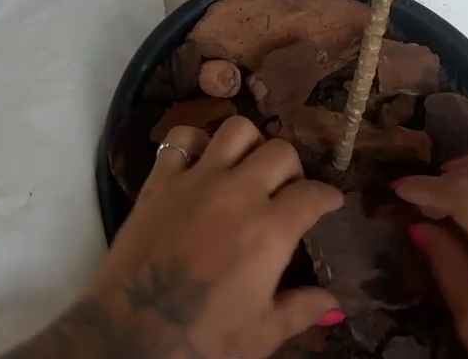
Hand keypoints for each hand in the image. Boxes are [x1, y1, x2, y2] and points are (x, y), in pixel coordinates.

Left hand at [1, 115, 344, 358]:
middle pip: (280, 151)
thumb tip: (333, 302)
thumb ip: (301, 310)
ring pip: (235, 129)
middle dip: (293, 167)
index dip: (328, 195)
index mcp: (270, 230)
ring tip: (248, 164)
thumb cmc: (203, 340)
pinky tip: (201, 159)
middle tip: (288, 187)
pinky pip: (181, 138)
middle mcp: (238, 192)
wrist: (133, 333)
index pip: (312, 194)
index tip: (330, 200)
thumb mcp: (261, 335)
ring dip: (250, 142)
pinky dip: (195, 140)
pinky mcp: (161, 178)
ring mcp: (197, 179)